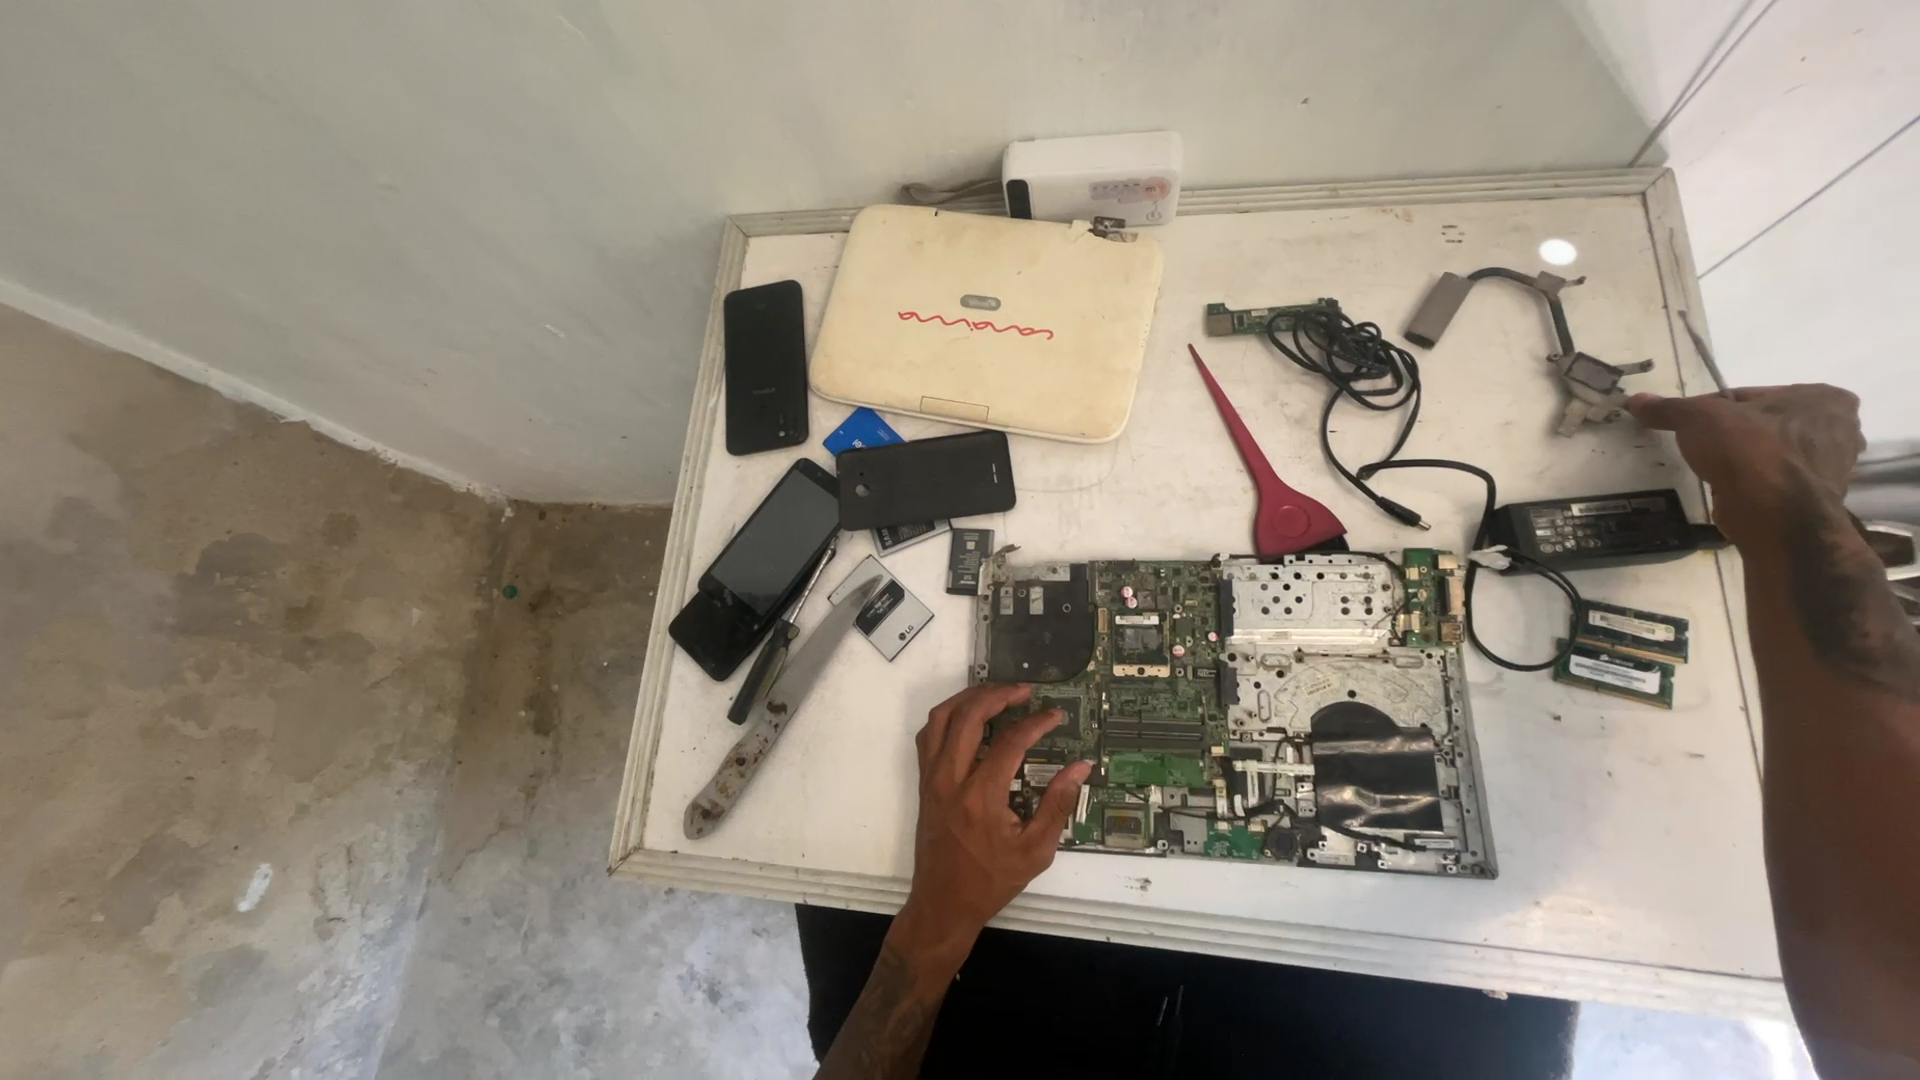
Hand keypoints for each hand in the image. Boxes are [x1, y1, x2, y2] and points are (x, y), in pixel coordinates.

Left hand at [895, 683, 1091, 953]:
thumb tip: (1080, 767)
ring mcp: (931, 778)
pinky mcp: (923, 781)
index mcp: (981, 798)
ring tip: (997, 693)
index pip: (1010, 742)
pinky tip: (969, 716)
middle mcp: (950, 779)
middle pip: (969, 717)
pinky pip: (929, 734)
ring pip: (942, 718)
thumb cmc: (991, 881)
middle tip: (1025, 692)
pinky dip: (948, 716)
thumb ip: (1058, 804)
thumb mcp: (1035, 851)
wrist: (943, 904)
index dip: (1036, 723)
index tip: (1055, 715)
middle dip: (999, 695)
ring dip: (969, 698)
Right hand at [1628, 384, 1864, 548]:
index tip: (1686, 426)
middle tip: (1698, 445)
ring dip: (1743, 456)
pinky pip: (1774, 476)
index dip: (1709, 410)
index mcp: (1821, 397)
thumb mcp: (1697, 419)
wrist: (1774, 512)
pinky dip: (1753, 478)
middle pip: (1761, 422)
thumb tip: (1635, 400)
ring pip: (1769, 449)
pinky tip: (1731, 483)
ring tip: (1712, 466)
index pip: (1748, 397)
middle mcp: (1840, 424)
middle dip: (1731, 432)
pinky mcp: (1817, 491)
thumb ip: (1667, 408)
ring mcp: (1833, 461)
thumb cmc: (1747, 451)